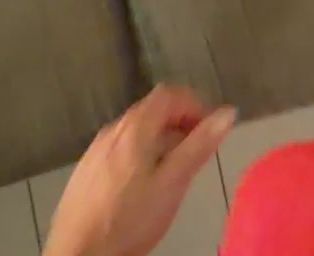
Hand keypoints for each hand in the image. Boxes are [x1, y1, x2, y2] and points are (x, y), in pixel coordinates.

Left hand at [42, 86, 236, 255]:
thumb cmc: (130, 220)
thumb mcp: (173, 183)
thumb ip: (200, 145)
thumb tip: (228, 112)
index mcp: (135, 127)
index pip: (170, 94)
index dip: (195, 104)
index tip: (209, 128)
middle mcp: (113, 130)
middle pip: (152, 109)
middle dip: (179, 122)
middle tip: (195, 150)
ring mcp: (95, 150)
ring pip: (135, 129)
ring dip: (160, 138)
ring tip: (172, 170)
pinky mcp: (85, 171)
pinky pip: (119, 147)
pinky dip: (139, 152)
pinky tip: (141, 185)